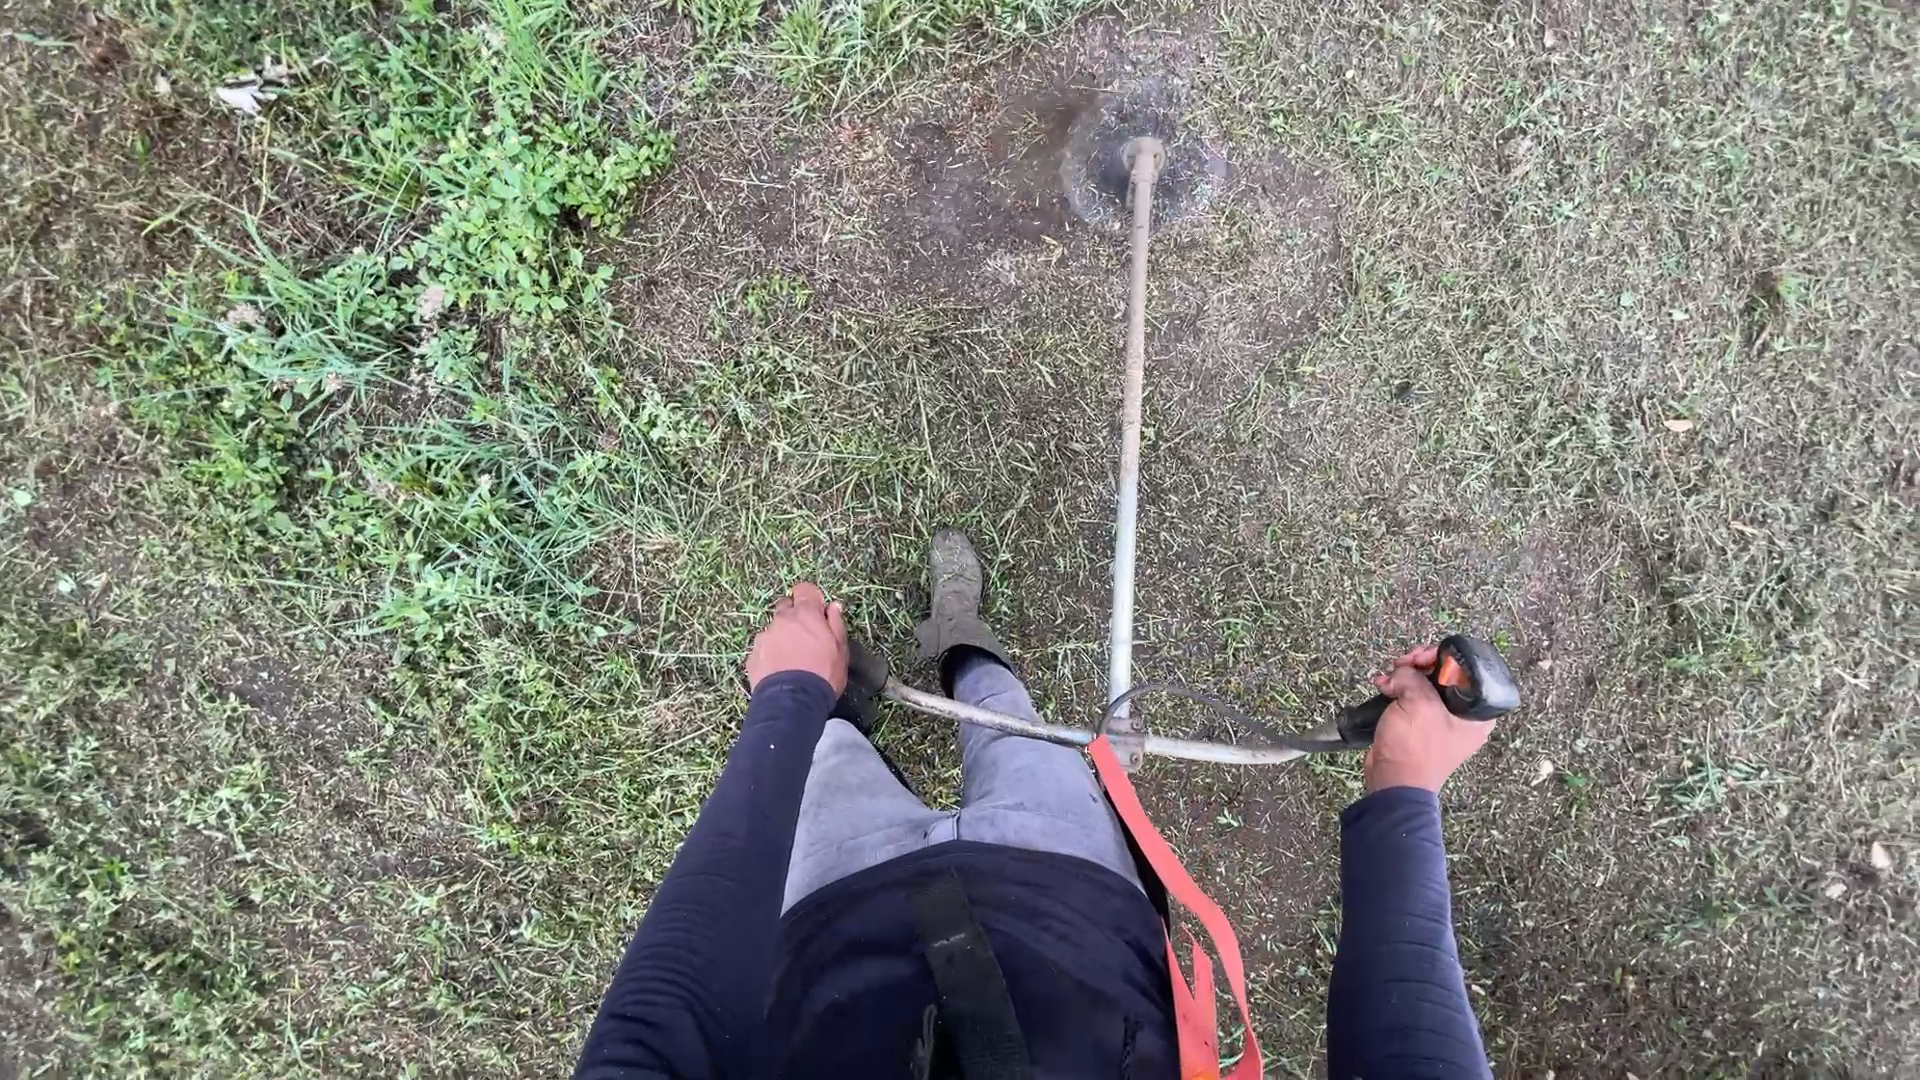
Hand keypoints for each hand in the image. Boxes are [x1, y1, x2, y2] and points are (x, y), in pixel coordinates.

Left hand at [745, 582, 848, 694]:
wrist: (792, 703)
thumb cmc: (823, 674)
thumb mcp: (840, 649)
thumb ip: (836, 624)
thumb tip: (834, 606)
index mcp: (805, 614)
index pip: (804, 590)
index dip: (811, 598)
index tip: (817, 611)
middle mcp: (782, 620)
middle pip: (786, 606)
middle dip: (795, 616)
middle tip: (806, 636)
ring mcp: (764, 637)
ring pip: (774, 629)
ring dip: (782, 637)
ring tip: (792, 659)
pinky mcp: (753, 655)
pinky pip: (763, 648)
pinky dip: (770, 654)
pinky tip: (780, 670)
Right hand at [1363, 644, 1495, 793]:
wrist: (1395, 780)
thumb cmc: (1416, 746)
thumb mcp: (1418, 704)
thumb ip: (1412, 678)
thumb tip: (1401, 672)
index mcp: (1478, 712)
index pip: (1467, 670)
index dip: (1443, 657)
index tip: (1420, 656)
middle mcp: (1463, 714)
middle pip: (1443, 674)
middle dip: (1418, 665)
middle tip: (1400, 664)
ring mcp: (1439, 719)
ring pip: (1424, 683)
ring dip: (1402, 675)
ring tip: (1386, 678)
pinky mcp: (1418, 723)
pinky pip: (1410, 696)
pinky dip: (1396, 688)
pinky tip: (1381, 686)